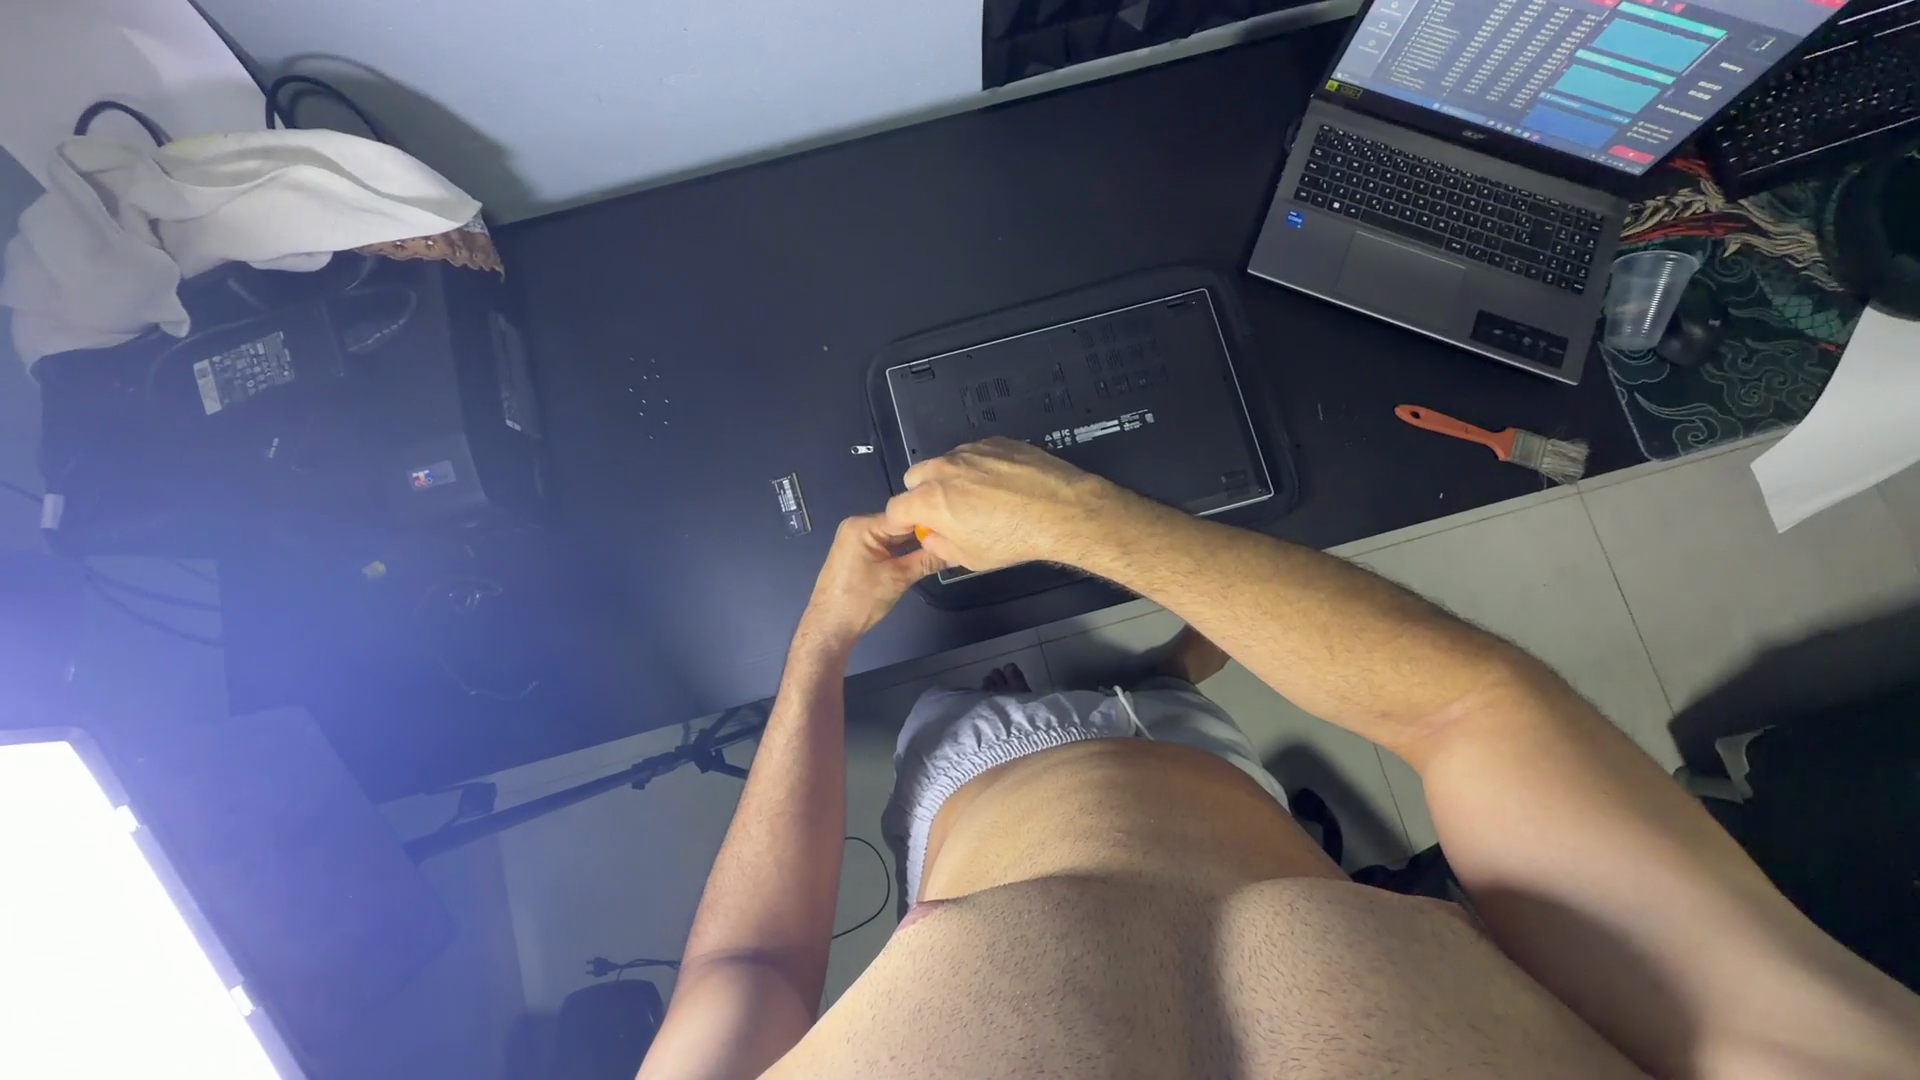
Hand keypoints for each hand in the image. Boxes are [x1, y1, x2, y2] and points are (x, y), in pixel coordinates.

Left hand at [795, 514, 944, 648]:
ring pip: (896, 537)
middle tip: (955, 537)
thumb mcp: (898, 579)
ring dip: (916, 544)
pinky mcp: (861, 554)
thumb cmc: (858, 602)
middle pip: (900, 524)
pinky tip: (925, 555)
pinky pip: (888, 547)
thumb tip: (956, 551)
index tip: (954, 525)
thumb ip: (927, 561)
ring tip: (946, 546)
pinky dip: (904, 552)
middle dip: (925, 533)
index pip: (904, 515)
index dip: (930, 520)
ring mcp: (858, 541)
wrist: (830, 627)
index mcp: (862, 526)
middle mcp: (858, 527)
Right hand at [883, 437, 1144, 571]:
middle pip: (915, 477)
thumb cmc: (1013, 539)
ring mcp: (970, 450)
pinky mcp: (995, 441)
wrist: (1060, 509)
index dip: (904, 521)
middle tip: (948, 512)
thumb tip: (933, 535)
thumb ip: (940, 545)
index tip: (917, 528)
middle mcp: (944, 468)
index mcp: (930, 499)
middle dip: (924, 494)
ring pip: (945, 462)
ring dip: (952, 478)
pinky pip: (974, 452)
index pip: (896, 508)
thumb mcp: (969, 558)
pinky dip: (979, 466)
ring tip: (981, 498)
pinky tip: (1002, 484)